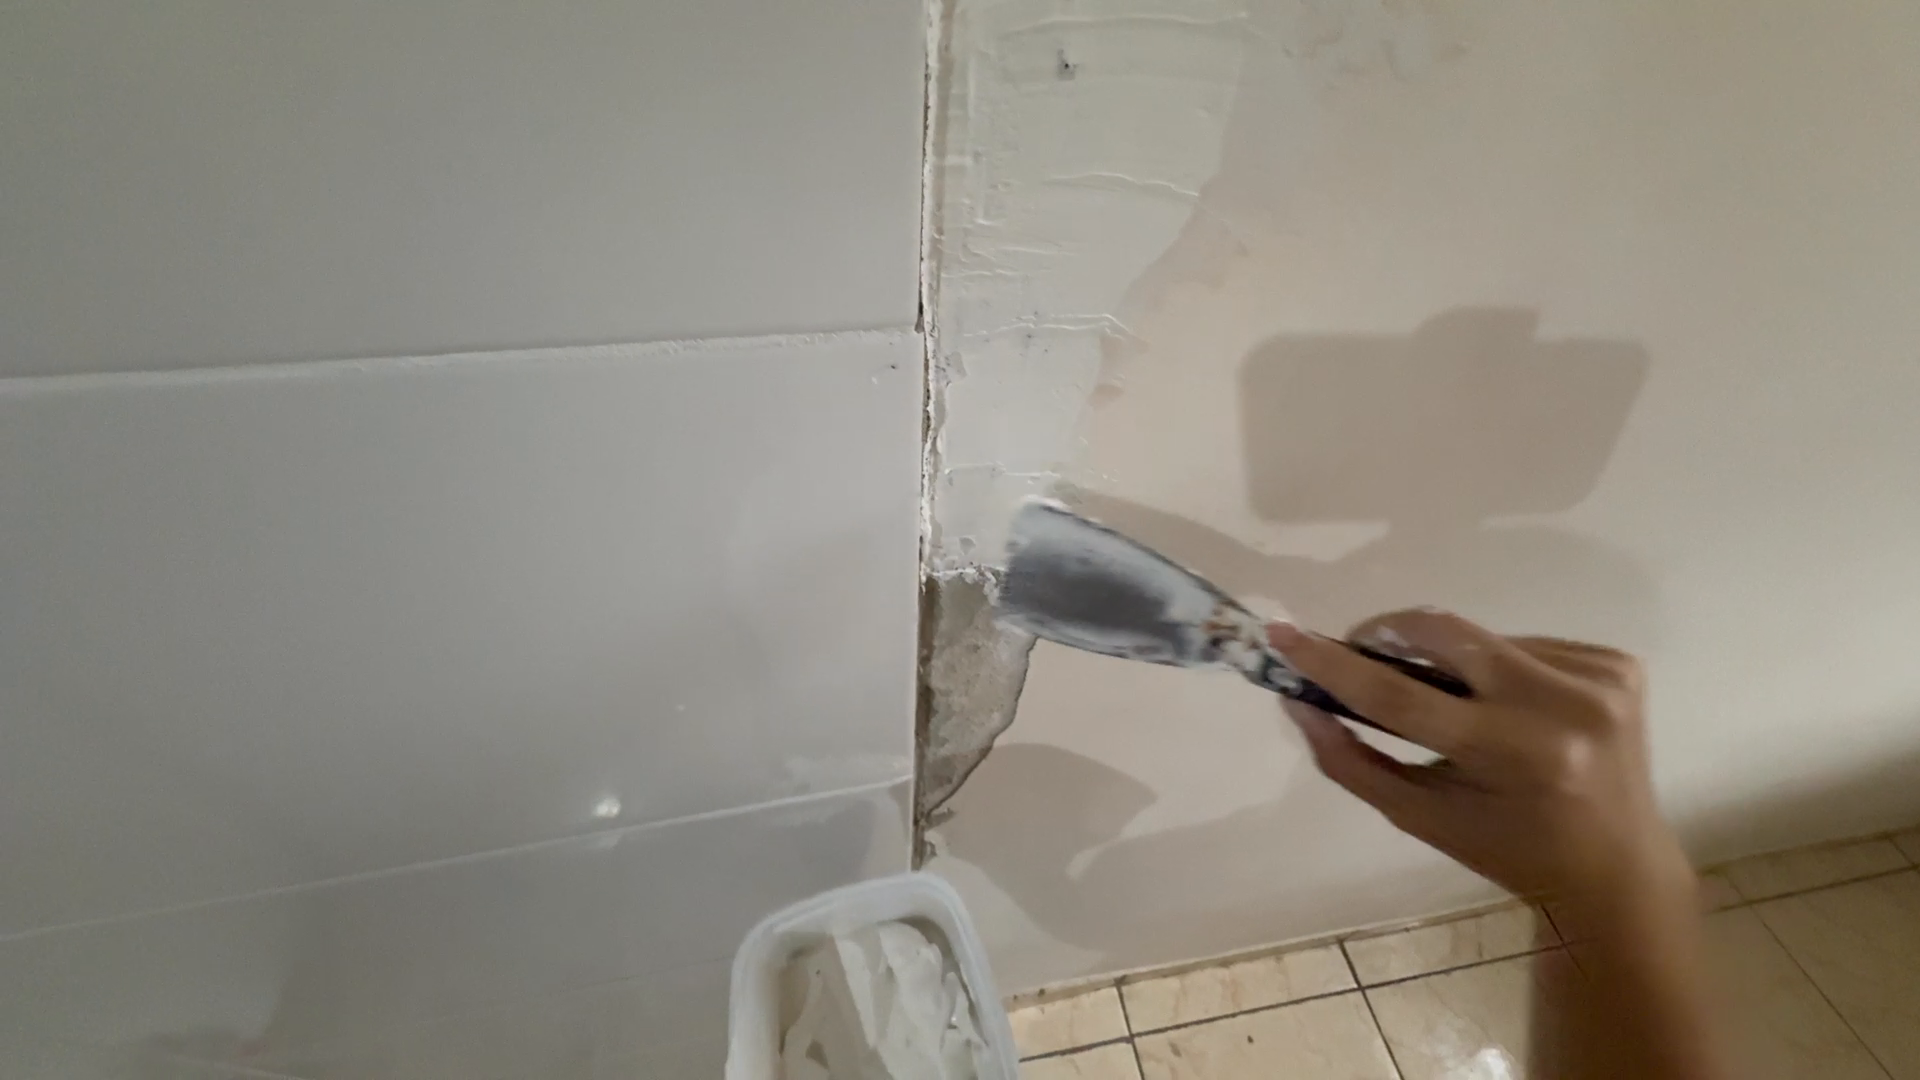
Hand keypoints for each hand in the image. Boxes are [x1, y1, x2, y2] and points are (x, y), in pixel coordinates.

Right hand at [1269, 610, 1693, 913]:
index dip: (1332, 662)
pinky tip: (1504, 703)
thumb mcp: (1414, 814)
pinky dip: (1492, 663)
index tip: (1282, 634)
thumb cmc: (1502, 846)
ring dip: (1444, 658)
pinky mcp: (1619, 665)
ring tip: (1453, 702)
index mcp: (1512, 755)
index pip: (1398, 695)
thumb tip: (1295, 702)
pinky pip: (1520, 642)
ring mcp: (1600, 681)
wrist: (1618, 867)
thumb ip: (1347, 758)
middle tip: (1361, 654)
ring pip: (1478, 636)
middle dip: (1386, 635)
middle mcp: (1563, 708)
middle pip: (1442, 634)